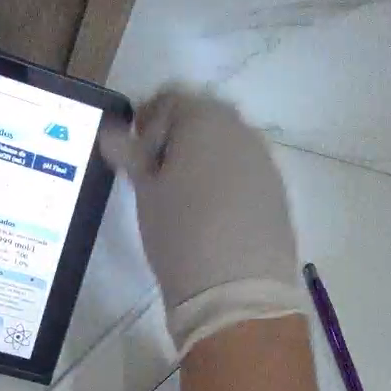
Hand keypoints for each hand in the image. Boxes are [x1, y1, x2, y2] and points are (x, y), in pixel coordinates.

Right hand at [100, 88, 304, 351]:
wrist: (236, 290)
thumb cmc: (179, 234)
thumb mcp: (145, 194)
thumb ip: (130, 155)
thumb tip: (112, 130)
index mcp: (203, 118)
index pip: (168, 99)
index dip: (145, 123)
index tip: (133, 156)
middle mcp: (241, 130)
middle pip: (202, 120)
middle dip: (176, 140)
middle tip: (156, 178)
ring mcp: (265, 162)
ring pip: (226, 148)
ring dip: (203, 163)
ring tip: (183, 202)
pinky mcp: (278, 194)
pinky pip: (245, 175)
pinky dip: (226, 185)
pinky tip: (211, 219)